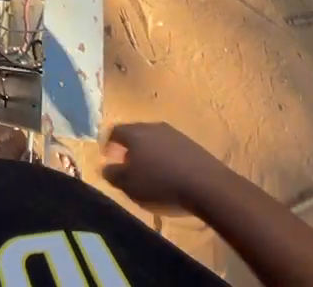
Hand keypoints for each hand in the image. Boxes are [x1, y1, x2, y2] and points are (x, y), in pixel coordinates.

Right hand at [102, 122, 235, 216]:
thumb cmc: (161, 183)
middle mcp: (152, 126)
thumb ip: (113, 174)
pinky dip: (167, 158)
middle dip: (129, 147)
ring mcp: (175, 134)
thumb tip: (105, 168)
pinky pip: (172, 148)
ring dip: (150, 152)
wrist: (208, 186)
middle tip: (128, 164)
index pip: (114, 131)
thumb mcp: (130, 185)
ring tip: (151, 171)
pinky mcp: (193, 145)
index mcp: (134, 132)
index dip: (108, 144)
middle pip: (135, 133)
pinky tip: (171, 173)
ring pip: (155, 140)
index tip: (108, 157)